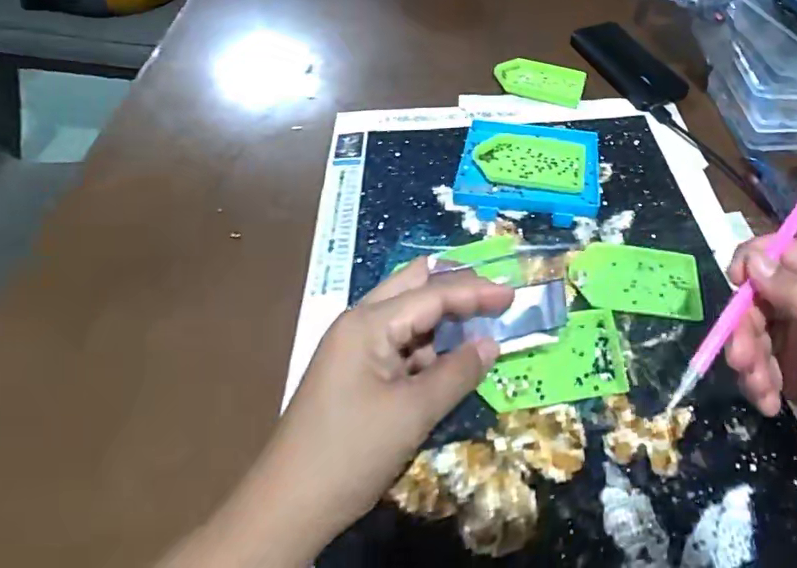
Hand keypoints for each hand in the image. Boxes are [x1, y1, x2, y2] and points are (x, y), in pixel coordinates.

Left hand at [258, 261, 511, 542]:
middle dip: (456, 288)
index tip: (513, 295)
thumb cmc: (350, 454)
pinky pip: (396, 343)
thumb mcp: (413, 414)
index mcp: (368, 322)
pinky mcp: (352, 372)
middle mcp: (358, 323)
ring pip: (405, 315)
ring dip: (441, 319)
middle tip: (494, 296)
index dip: (476, 292)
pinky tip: (446, 361)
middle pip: (414, 287)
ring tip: (478, 326)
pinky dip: (425, 346)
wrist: (283, 510)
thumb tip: (491, 344)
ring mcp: (352, 347)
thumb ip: (457, 373)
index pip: (433, 293)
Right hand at [723, 238, 796, 496]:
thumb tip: (753, 258)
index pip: (784, 254)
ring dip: (748, 358)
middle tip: (741, 356)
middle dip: (744, 323)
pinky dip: (758, 383)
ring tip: (760, 389)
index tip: (735, 282)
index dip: (754, 260)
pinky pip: (762, 369)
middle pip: (761, 296)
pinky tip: (770, 406)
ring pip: (756, 334)